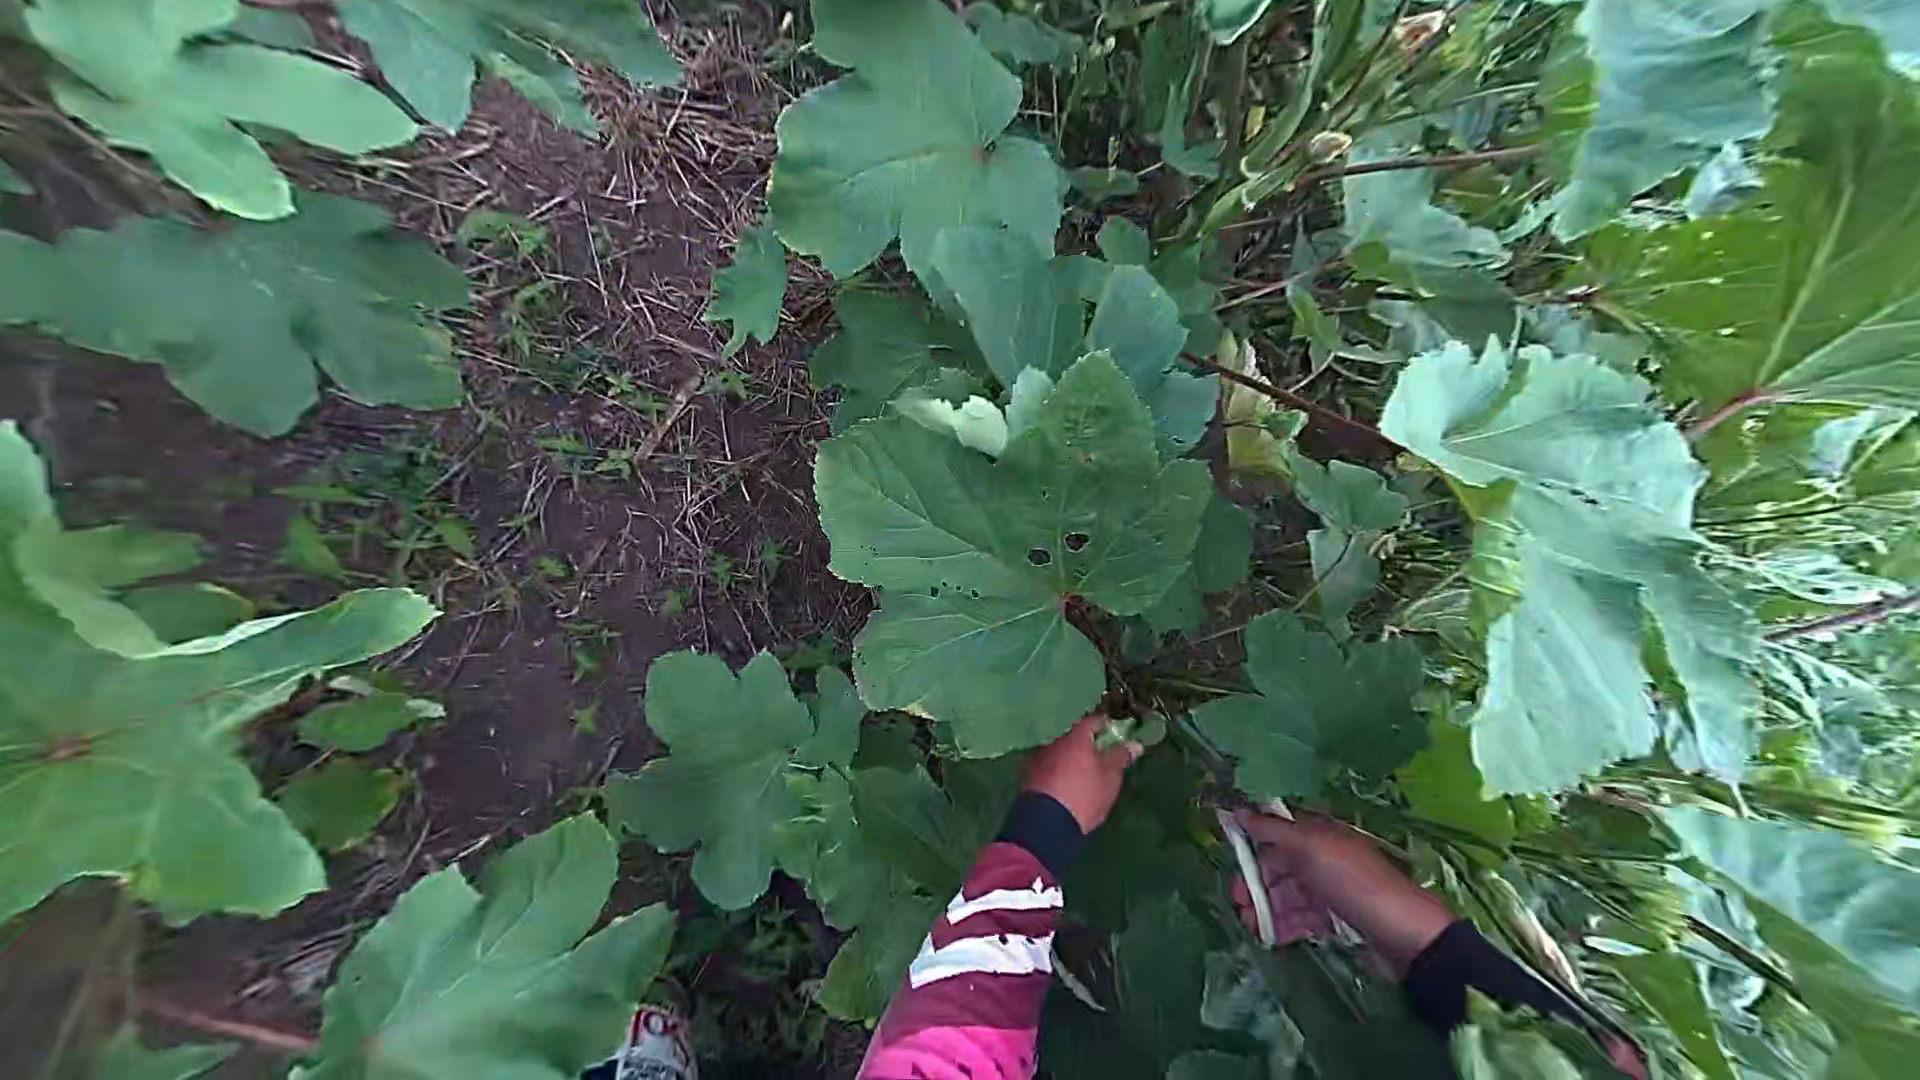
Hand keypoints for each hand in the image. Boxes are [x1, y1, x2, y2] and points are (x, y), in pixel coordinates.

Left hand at [1020, 714, 1141, 831]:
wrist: (1046, 822)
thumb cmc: (1084, 795)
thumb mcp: (1110, 777)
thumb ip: (1120, 757)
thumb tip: (1134, 743)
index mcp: (1076, 735)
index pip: (1093, 721)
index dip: (1105, 724)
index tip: (1114, 729)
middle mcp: (1054, 739)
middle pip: (1073, 733)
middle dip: (1085, 739)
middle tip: (1097, 749)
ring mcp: (1038, 754)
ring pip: (1058, 747)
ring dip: (1069, 752)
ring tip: (1080, 765)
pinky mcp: (1028, 772)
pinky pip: (1047, 761)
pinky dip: (1056, 765)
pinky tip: (1061, 776)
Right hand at [1231, 810, 1453, 973]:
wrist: (1407, 936)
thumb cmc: (1354, 881)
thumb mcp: (1310, 846)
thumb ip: (1272, 828)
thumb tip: (1238, 808)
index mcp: (1316, 833)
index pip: (1275, 832)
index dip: (1251, 844)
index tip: (1231, 860)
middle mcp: (1321, 857)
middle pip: (1278, 866)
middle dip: (1255, 883)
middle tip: (1238, 903)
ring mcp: (1329, 889)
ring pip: (1287, 894)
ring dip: (1267, 908)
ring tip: (1252, 927)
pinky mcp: (1337, 919)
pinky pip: (1302, 918)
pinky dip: (1285, 925)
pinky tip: (1272, 937)